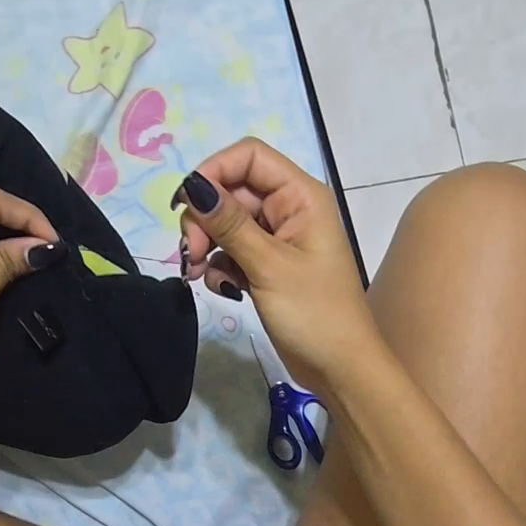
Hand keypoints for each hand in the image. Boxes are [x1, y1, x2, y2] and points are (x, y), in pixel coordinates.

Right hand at [177, 138, 378, 394]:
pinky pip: (232, 251)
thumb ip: (229, 224)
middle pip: (232, 191)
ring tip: (198, 273)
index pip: (248, 157)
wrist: (340, 369)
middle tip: (191, 254)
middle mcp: (290, 209)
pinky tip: (221, 289)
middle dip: (205, 218)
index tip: (184, 205)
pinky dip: (220, 265)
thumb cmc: (314, 314)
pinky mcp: (268, 267)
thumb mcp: (268, 266)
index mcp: (301, 196)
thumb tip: (192, 185)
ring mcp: (278, 239)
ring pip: (227, 223)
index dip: (213, 171)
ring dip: (207, 244)